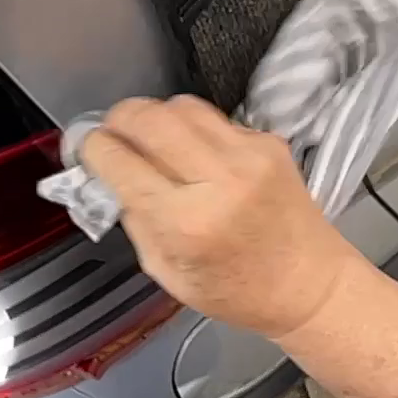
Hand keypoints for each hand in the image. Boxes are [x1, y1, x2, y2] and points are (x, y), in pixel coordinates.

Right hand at [82, 96, 364, 339]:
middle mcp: (218, 178)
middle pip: (147, 117)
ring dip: (153, 116)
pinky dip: (190, 128)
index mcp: (186, 222)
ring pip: (180, 105)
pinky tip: (192, 152)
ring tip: (149, 139)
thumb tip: (108, 174)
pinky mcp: (267, 141)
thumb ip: (134, 218)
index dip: (92, 149)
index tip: (87, 150)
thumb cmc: (235, 292)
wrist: (310, 284)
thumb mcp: (165, 272)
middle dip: (118, 119)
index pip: (119, 160)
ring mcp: (248, 153)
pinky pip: (212, 118)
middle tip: (111, 133)